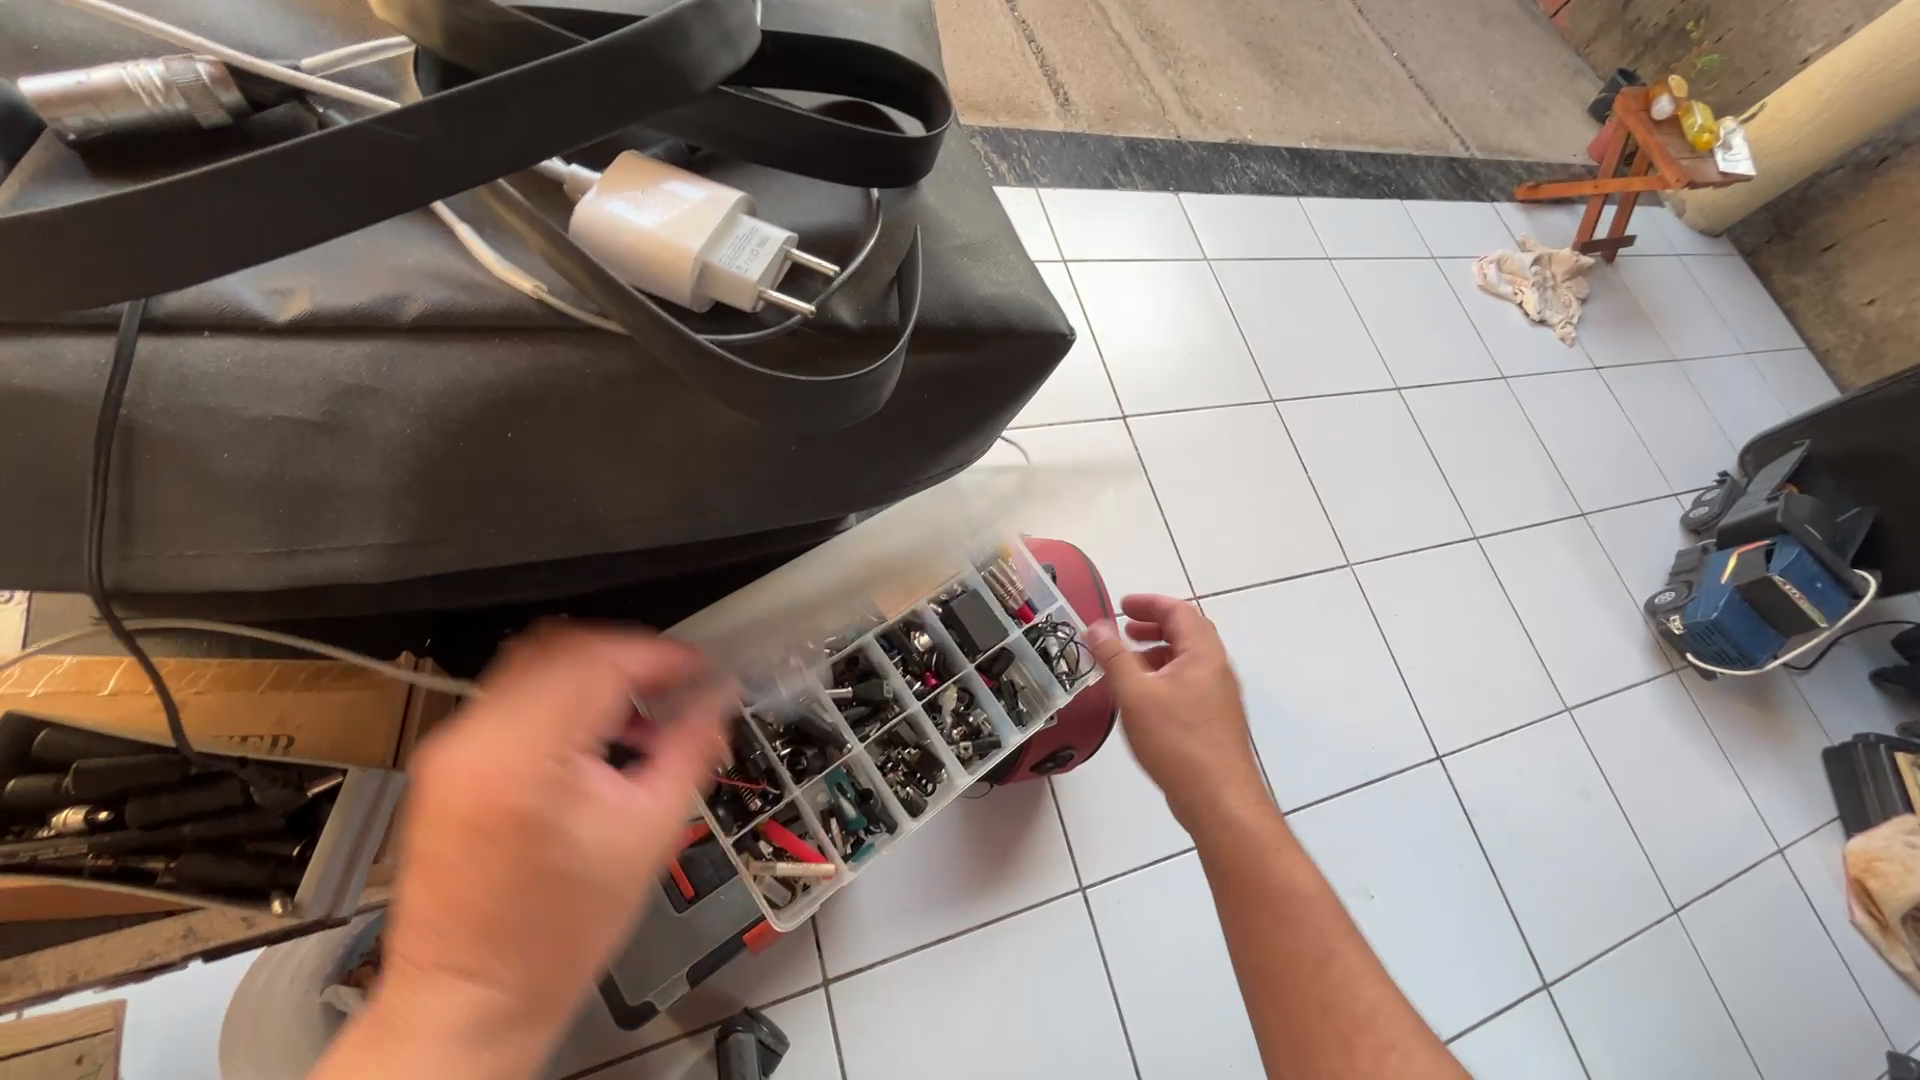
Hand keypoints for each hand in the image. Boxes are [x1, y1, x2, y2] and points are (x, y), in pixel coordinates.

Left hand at [361, 627, 730, 1072]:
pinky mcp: (447, 762)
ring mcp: (451, 749)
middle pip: (565, 646)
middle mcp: (475, 740)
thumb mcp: (651, 833)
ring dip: (597, 671)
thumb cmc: (557, 935)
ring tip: (642, 712)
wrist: (473, 998)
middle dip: (632, 656)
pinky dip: (564, 696)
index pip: (602, 660)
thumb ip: (691, 747)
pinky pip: (513, 696)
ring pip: (536, 662)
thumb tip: (718, 699)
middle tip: (677, 684)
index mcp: (527, 757)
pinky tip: (598, 735)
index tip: (700, 669)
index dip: (663, 655)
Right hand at [1084, 595, 1267, 830]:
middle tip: (1123, 629)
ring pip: (1188, 660)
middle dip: (1153, 625)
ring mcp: (1220, 696)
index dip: (1149, 602)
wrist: (1219, 799)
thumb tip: (1096, 625)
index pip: (1178, 611)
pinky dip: (1164, 676)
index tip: (1121, 605)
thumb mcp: (1135, 695)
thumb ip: (1114, 656)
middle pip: (1187, 632)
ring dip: (1157, 652)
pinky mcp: (1215, 720)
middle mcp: (1217, 669)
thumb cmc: (1177, 742)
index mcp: (1202, 654)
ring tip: (1127, 663)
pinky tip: (1143, 699)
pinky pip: (1189, 683)